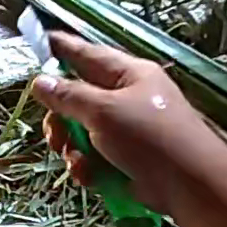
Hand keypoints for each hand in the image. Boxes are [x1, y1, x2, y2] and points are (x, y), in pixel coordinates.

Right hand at [34, 33, 226, 211]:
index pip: (87, 55)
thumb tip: (39, 81)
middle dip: (60, 121)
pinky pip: (89, 156)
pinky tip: (90, 175)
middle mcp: (124, 98)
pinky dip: (85, 166)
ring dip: (71, 149)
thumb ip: (69, 96)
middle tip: (56, 137)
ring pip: (77, 132)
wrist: (187, 185)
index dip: (63, 49)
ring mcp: (123, 128)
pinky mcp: (120, 156)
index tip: (39, 41)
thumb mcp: (104, 112)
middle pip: (75, 100)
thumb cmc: (149, 138)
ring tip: (80, 162)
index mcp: (127, 75)